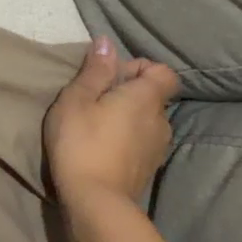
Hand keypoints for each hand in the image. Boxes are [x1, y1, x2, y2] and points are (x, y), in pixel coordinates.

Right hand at [43, 36, 180, 210]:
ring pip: (148, 119)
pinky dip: (128, 136)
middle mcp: (161, 121)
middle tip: (93, 98)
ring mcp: (159, 147)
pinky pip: (143, 139)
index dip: (140, 67)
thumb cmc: (81, 140)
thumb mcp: (77, 98)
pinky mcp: (150, 167)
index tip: (111, 75)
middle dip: (127, 91)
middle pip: (153, 95)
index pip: (164, 72)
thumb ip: (95, 70)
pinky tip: (103, 145)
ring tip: (96, 123)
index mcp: (146, 99)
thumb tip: (107, 42)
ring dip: (127, 115)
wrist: (95, 199)